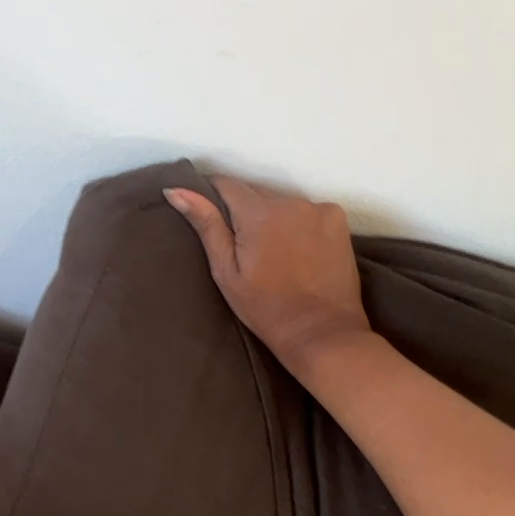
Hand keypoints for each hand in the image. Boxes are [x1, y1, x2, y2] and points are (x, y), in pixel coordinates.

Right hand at [164, 178, 371, 366]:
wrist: (320, 331)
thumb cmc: (265, 307)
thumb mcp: (226, 270)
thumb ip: (206, 224)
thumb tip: (175, 190)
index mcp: (259, 213)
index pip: (226, 184)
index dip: (211, 195)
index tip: (207, 214)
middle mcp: (291, 201)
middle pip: (255, 192)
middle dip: (242, 210)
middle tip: (240, 243)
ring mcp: (319, 208)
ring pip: (280, 201)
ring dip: (270, 215)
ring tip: (269, 249)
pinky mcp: (338, 219)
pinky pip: (306, 210)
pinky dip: (296, 221)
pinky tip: (295, 249)